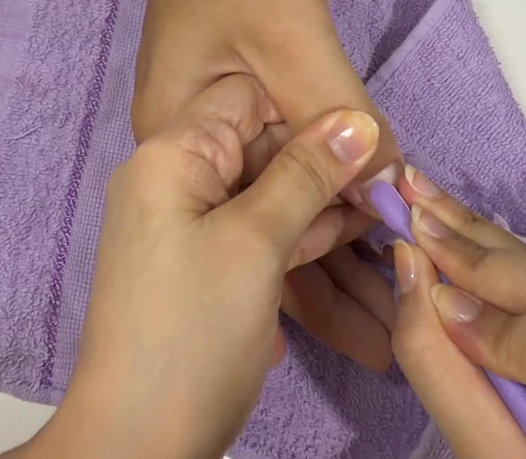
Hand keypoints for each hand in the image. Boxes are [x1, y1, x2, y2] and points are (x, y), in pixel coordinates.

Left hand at [13, 79, 380, 458]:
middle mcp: (175, 178)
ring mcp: (188, 224)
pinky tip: (351, 242)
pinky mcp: (205, 265)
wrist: (139, 441)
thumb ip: (306, 174)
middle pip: (258, 149)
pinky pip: (256, 232)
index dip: (305, 114)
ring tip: (382, 219)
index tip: (367, 141)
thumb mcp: (256, 242)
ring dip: (319, 206)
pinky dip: (299, 237)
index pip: (245, 101)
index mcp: (172, 154)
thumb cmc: (193, 330)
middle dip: (321, 165)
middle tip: (386, 189)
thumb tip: (357, 118)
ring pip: (265, 194)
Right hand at [137, 0, 403, 369]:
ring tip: (397, 284)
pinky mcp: (243, 100)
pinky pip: (284, 153)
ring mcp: (218, 121)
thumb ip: (338, 114)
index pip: (245, 223)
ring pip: (278, 188)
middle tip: (402, 322)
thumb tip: (393, 191)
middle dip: (330, 264)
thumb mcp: (291, 40)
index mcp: (178, 140)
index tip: (383, 310)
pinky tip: (369, 206)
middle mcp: (191, 145)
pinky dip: (326, 176)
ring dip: (335, 221)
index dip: (314, 268)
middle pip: (261, 216)